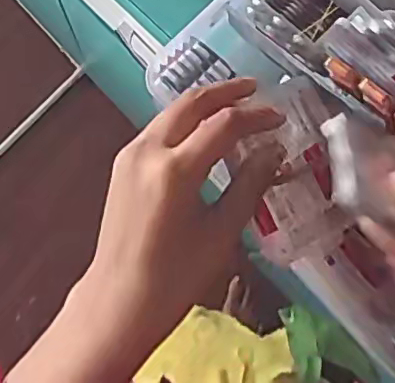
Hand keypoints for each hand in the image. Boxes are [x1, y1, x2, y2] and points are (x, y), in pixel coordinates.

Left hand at [11, 78, 285, 382]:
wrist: (115, 306)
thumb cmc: (173, 280)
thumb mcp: (220, 234)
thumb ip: (249, 185)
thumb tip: (274, 151)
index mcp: (175, 170)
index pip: (224, 124)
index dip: (256, 116)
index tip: (279, 117)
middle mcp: (149, 149)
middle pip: (194, 102)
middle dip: (227, 91)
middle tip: (256, 89)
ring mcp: (132, 152)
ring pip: (175, 109)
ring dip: (206, 101)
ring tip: (236, 101)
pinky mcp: (124, 160)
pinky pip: (162, 126)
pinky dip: (188, 118)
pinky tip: (205, 128)